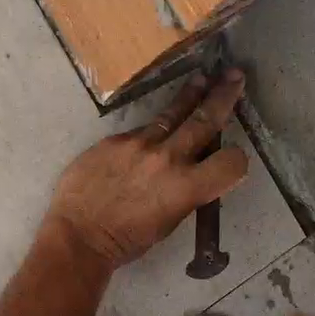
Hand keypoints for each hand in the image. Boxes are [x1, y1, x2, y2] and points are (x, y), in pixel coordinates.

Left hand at [45, 71, 251, 268]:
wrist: (77, 235)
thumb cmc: (126, 241)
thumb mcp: (168, 223)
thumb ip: (186, 193)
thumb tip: (195, 174)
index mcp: (186, 187)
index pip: (230, 162)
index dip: (237, 161)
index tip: (234, 158)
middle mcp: (166, 158)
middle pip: (204, 119)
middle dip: (222, 96)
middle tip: (234, 75)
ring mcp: (137, 144)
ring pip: (170, 114)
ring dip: (188, 97)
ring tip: (200, 79)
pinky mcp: (113, 139)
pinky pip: (137, 134)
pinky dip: (145, 137)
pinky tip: (138, 147)